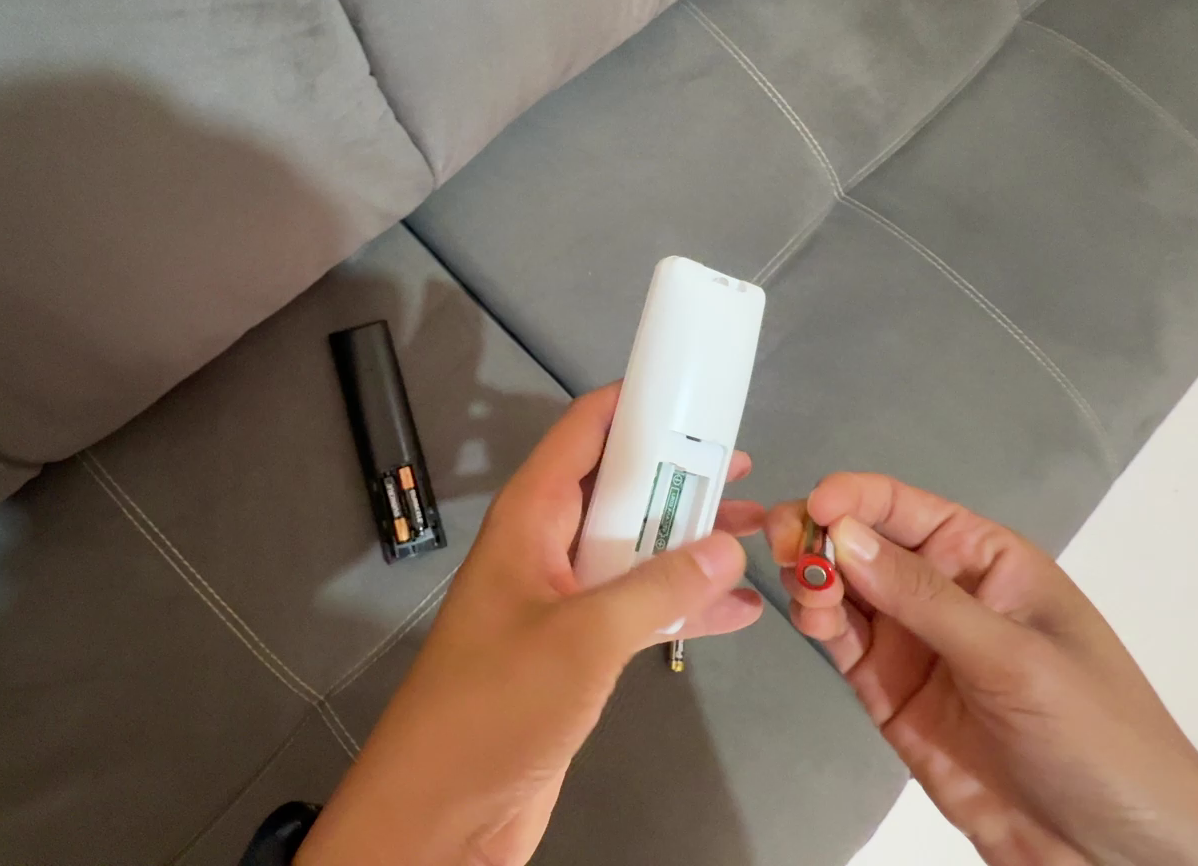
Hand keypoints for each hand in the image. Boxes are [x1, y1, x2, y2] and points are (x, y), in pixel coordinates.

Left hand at [298, 383, 765, 865]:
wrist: (445, 806)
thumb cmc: (498, 703)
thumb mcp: (583, 637)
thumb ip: (657, 586)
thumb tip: (729, 545)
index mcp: (530, 517)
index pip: (581, 434)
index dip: (630, 405)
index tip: (688, 391)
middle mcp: (544, 544)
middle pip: (615, 487)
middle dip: (673, 474)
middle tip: (737, 463)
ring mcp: (560, 596)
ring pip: (631, 547)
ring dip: (687, 538)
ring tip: (753, 525)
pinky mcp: (576, 646)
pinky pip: (635, 605)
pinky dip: (681, 602)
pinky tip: (737, 609)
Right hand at [768, 473, 1197, 865]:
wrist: (1114, 862)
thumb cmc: (1098, 740)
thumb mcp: (1016, 660)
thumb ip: (923, 596)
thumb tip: (840, 533)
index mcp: (982, 558)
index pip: (902, 507)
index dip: (853, 497)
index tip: (813, 510)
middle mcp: (936, 586)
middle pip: (858, 539)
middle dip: (816, 532)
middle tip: (784, 544)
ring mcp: (906, 636)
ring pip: (837, 583)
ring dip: (810, 575)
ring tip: (809, 595)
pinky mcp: (882, 682)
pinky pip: (836, 635)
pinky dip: (813, 618)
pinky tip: (811, 618)